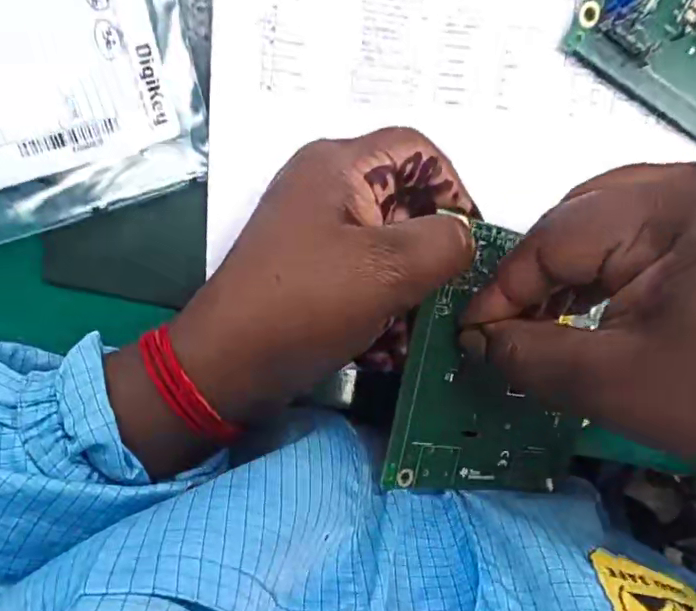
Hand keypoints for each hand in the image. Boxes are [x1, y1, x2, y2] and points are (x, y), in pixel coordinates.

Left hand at [108, 128, 477, 476]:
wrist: (224, 371)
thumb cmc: (303, 309)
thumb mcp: (387, 270)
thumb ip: (444, 243)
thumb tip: (461, 239)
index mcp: (337, 167)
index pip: (420, 154)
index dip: (454, 193)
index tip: (470, 244)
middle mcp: (320, 195)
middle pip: (401, 210)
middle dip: (428, 261)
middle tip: (442, 302)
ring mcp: (307, 243)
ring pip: (380, 258)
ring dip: (404, 299)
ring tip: (410, 341)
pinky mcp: (301, 285)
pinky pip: (354, 289)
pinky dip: (374, 317)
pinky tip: (382, 354)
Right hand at [460, 150, 695, 520]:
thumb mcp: (608, 382)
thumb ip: (525, 354)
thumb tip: (477, 340)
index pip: (563, 230)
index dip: (506, 286)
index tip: (470, 334)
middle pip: (598, 209)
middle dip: (543, 272)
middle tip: (511, 326)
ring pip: (636, 216)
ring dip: (585, 267)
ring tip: (555, 318)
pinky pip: (679, 229)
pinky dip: (633, 266)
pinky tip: (616, 306)